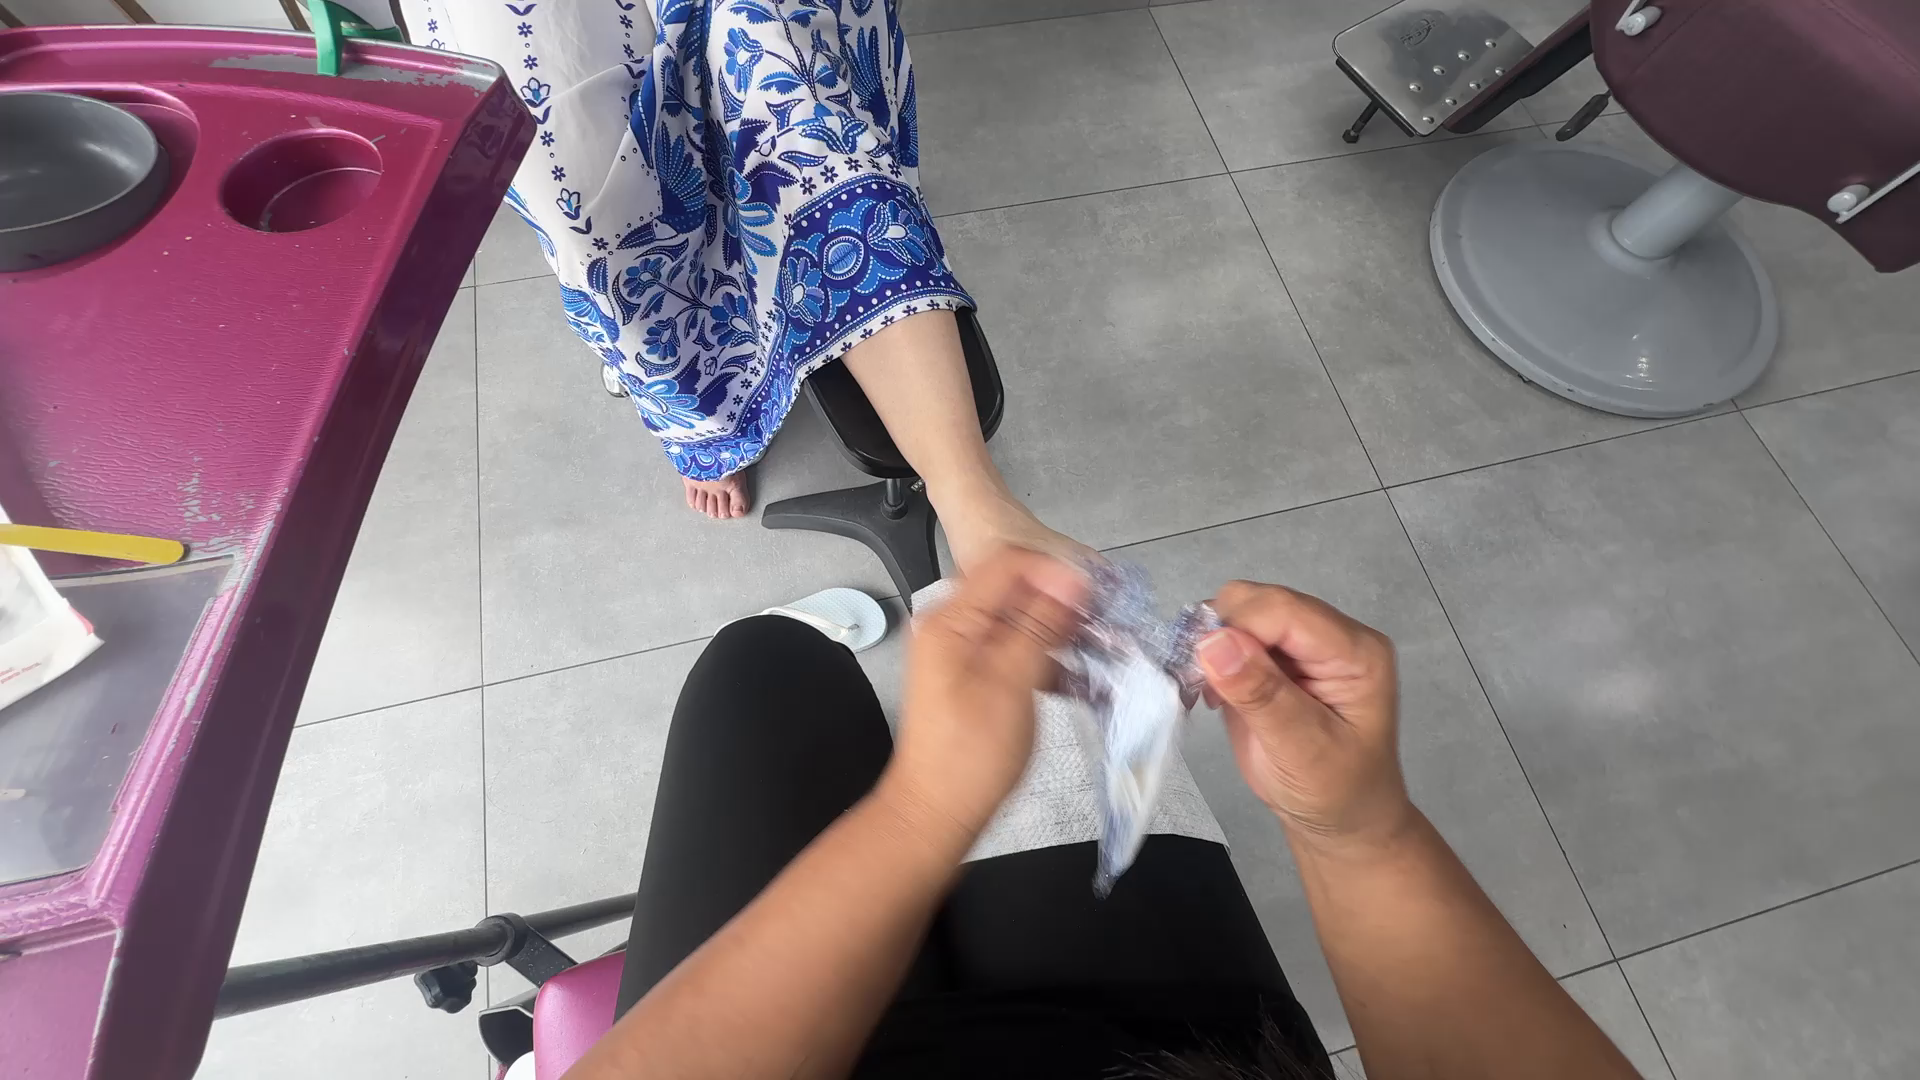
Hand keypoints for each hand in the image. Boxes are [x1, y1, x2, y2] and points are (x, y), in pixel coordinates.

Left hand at [883, 548, 1086, 839]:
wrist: (935, 812)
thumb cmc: (969, 756)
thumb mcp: (1011, 684)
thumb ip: (1039, 626)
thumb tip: (1070, 578)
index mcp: (951, 619)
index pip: (1006, 563)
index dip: (1053, 571)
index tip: (1093, 594)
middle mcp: (952, 625)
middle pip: (1012, 589)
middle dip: (1058, 600)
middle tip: (1099, 622)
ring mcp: (961, 651)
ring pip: (1016, 620)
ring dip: (1055, 631)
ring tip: (1094, 650)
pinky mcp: (973, 675)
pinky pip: (1012, 648)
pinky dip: (1042, 656)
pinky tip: (1073, 676)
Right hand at [1196, 581, 1414, 854]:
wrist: (1338, 821)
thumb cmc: (1334, 792)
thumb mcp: (1302, 750)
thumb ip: (1262, 694)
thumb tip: (1213, 642)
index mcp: (1353, 650)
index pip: (1282, 609)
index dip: (1238, 630)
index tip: (1211, 675)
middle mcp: (1327, 634)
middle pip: (1256, 601)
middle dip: (1221, 634)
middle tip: (1212, 687)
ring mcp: (1297, 643)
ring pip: (1235, 610)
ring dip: (1211, 645)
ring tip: (1214, 693)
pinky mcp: (1270, 654)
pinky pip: (1227, 631)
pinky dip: (1209, 655)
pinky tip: (1215, 692)